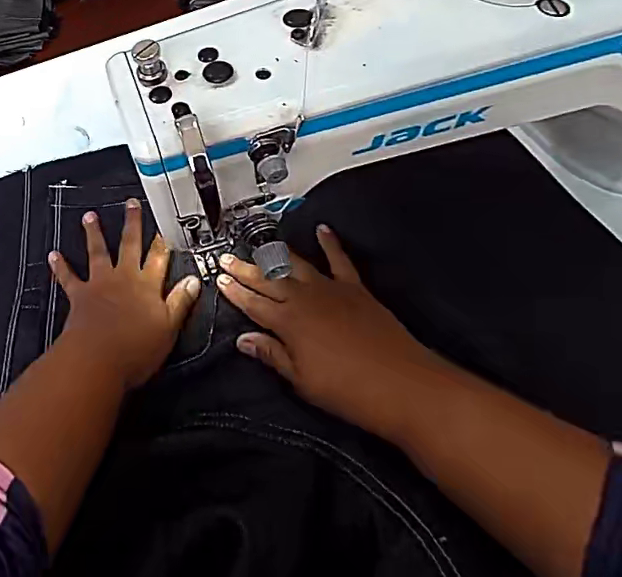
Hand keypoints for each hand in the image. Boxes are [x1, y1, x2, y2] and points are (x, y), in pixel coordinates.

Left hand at [49, 198, 201, 388]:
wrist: (97, 359)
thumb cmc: (136, 348)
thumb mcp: (169, 327)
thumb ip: (180, 302)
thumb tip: (193, 281)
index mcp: (147, 285)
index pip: (159, 257)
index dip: (163, 241)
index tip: (164, 226)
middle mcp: (124, 278)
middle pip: (129, 244)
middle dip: (132, 223)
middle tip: (131, 204)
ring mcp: (100, 284)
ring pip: (98, 252)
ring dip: (94, 233)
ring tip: (90, 216)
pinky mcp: (79, 295)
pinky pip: (68, 277)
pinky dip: (60, 266)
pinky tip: (54, 255)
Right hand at [216, 224, 450, 443]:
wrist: (401, 384)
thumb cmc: (349, 390)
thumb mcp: (302, 380)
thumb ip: (271, 354)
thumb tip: (244, 339)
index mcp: (288, 322)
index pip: (253, 303)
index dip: (235, 292)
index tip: (220, 281)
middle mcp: (305, 298)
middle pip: (268, 279)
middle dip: (245, 269)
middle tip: (227, 259)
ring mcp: (330, 289)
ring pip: (295, 265)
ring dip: (275, 256)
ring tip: (259, 247)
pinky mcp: (355, 288)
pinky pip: (339, 259)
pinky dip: (330, 243)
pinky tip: (323, 230)